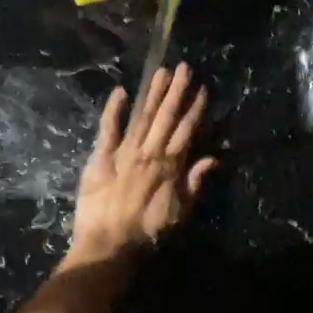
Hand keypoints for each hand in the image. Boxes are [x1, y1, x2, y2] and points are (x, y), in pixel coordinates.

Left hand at [72, 63, 217, 262]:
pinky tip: (120, 92)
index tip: (202, 88)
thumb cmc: (147, 234)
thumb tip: (212, 159)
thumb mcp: (180, 214)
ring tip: (161, 72)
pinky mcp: (100, 159)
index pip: (186, 131)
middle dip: (176, 91)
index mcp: (169, 167)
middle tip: (183, 67)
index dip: (195, 109)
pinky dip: (114, 111)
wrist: (108, 246)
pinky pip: (108, 130)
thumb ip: (194, 184)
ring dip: (152, 94)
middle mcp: (148, 154)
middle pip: (165, 117)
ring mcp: (123, 153)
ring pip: (141, 117)